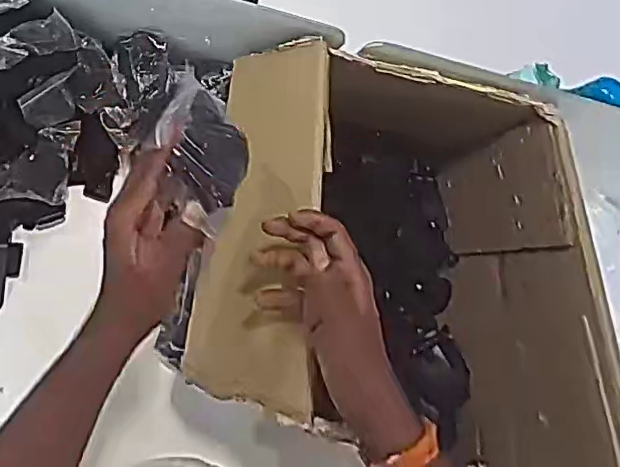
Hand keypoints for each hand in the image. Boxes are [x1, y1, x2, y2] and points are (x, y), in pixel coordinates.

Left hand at [89, 147, 203, 346]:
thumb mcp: (166, 263)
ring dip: (170, 172)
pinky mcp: (139, 230)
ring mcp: (131, 220)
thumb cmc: (136, 297)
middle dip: (166, 153)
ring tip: (191, 155)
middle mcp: (125, 211)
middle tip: (186, 134)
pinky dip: (171, 192)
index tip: (176, 129)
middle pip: (146, 172)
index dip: (163, 148)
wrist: (121, 321)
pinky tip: (188, 190)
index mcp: (125, 213)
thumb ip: (184, 231)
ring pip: (152, 186)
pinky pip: (156, 202)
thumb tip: (199, 205)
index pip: (146, 170)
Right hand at [256, 211, 427, 460]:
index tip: (286, 217)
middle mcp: (340, 282)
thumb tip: (307, 245)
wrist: (363, 402)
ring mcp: (328, 301)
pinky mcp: (318, 321)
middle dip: (290, 235)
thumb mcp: (333, 309)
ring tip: (256, 261)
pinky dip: (278, 295)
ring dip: (278, 263)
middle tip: (265, 228)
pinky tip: (262, 300)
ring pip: (301, 270)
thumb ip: (318, 275)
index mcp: (350, 274)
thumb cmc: (353, 355)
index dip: (311, 220)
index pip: (333, 233)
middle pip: (314, 247)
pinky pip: (296, 298)